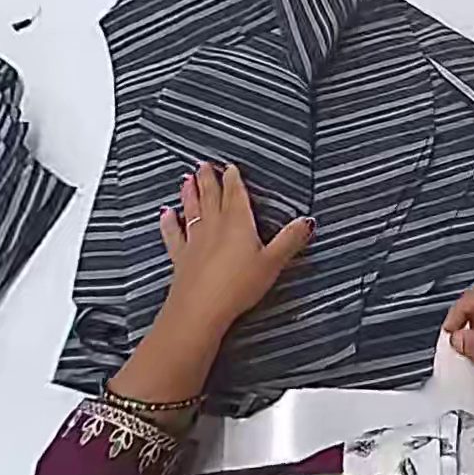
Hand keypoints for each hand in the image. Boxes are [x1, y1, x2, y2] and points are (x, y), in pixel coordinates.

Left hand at [159, 163, 313, 335]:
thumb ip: (290, 240)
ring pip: (192, 211)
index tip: (229, 167)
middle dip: (209, 180)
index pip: (235, 195)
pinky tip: (166, 214)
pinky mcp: (181, 258)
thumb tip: (307, 220)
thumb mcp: (272, 262)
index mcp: (238, 223)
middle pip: (211, 198)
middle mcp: (214, 226)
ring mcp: (194, 241)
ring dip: (190, 194)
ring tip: (186, 179)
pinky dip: (169, 223)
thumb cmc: (239, 285)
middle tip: (203, 164)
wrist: (200, 310)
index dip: (233, 180)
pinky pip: (174, 235)